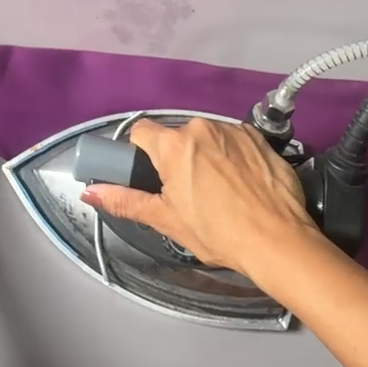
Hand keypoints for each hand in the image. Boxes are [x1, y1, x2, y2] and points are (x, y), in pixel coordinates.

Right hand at [81, 117, 318, 277]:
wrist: (278, 240)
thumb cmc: (218, 233)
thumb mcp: (167, 220)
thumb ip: (126, 201)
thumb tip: (89, 192)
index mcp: (173, 144)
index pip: (141, 132)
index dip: (141, 153)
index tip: (151, 176)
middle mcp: (201, 127)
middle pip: (176, 136)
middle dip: (177, 158)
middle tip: (188, 192)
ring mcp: (232, 128)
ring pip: (206, 137)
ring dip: (206, 155)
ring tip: (219, 191)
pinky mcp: (258, 136)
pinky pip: (233, 139)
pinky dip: (232, 155)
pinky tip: (241, 183)